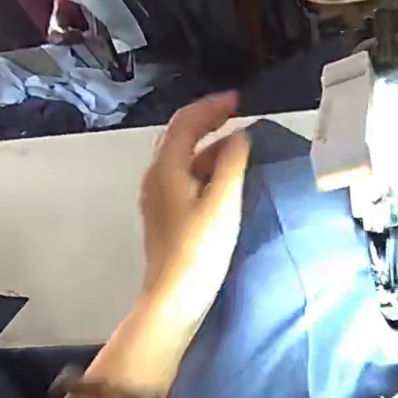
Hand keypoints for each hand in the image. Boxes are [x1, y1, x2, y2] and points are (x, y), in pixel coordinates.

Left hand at [137, 92, 249, 344]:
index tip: (239, 100)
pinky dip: (207, 168)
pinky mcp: (168, 217)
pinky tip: (226, 179)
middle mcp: (157, 179)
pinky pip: (187, 179)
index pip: (186, 122)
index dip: (213, 106)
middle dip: (210, 122)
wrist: (174, 297)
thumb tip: (240, 137)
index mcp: (166, 169)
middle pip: (180, 137)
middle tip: (239, 116)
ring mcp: (159, 199)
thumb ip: (232, 163)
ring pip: (184, 159)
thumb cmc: (199, 250)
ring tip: (240, 146)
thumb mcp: (223, 202)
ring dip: (211, 146)